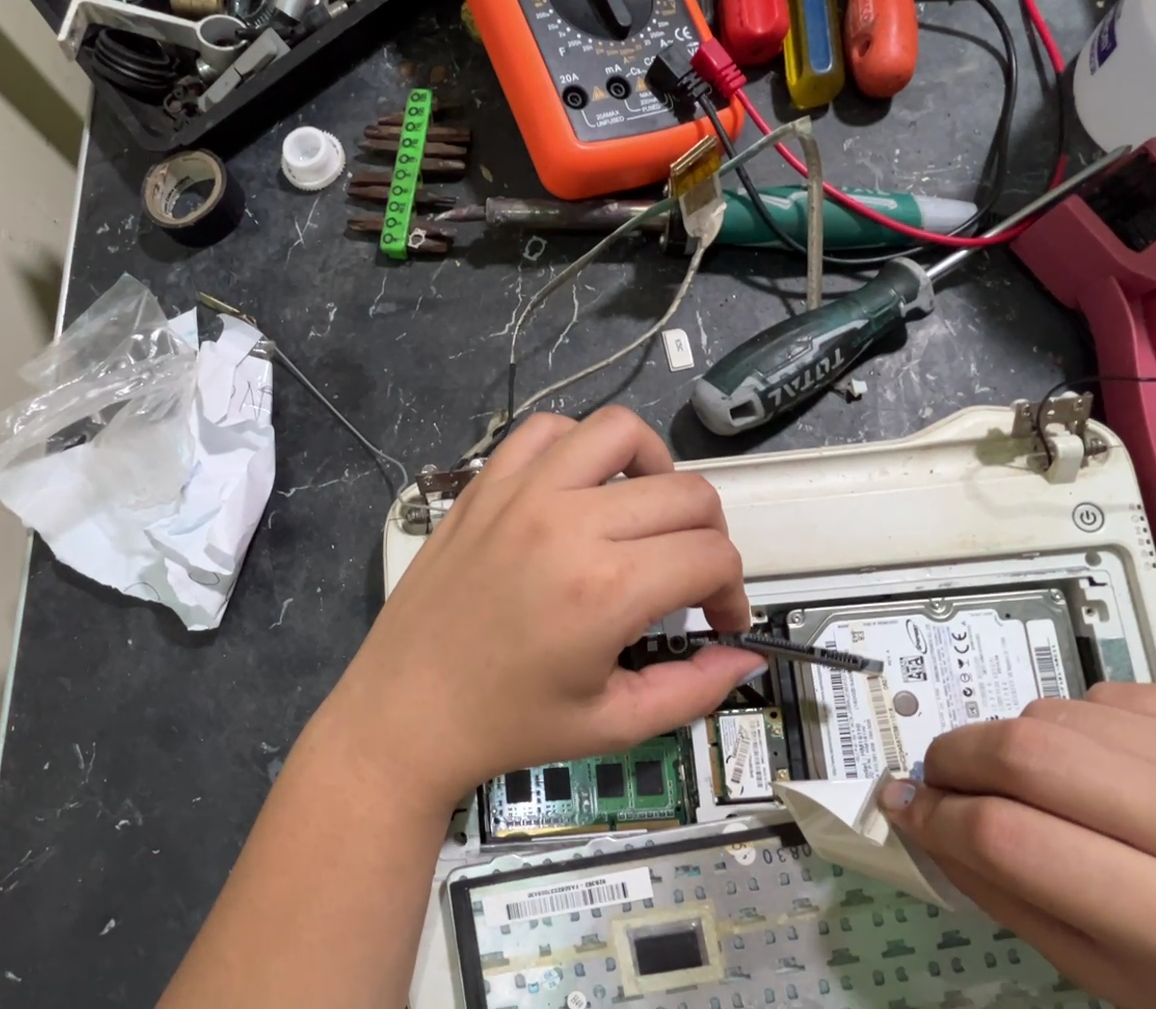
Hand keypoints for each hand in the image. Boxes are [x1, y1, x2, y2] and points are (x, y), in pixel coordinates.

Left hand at [319, 407, 759, 804]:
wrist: (406, 711)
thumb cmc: (508, 725)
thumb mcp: (614, 725)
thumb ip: (695, 689)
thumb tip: (748, 655)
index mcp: (607, 588)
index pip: (712, 555)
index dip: (733, 591)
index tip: (718, 620)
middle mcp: (570, 523)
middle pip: (686, 494)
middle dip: (710, 538)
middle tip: (688, 578)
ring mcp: (522, 493)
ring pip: (621, 432)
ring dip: (656, 469)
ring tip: (645, 514)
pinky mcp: (485, 485)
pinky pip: (546, 430)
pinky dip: (579, 447)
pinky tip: (581, 489)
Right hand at [877, 682, 1155, 1008]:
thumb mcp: (1112, 982)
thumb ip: (1005, 891)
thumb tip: (916, 812)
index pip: (1018, 840)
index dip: (940, 816)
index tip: (903, 805)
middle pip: (1035, 754)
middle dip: (959, 756)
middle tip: (940, 775)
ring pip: (1062, 712)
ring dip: (1015, 740)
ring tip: (1025, 778)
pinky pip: (1113, 693)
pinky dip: (1077, 724)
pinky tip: (1101, 765)